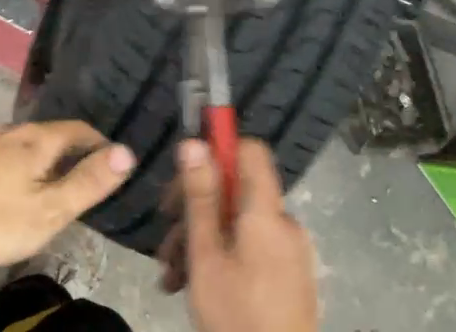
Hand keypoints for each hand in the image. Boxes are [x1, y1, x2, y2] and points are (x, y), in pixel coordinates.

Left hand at [0, 121, 135, 266]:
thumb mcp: (50, 209)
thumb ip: (87, 182)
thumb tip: (126, 151)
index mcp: (37, 140)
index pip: (80, 130)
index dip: (103, 146)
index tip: (119, 169)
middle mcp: (15, 133)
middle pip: (57, 135)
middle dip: (80, 153)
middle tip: (100, 182)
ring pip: (35, 146)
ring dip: (55, 161)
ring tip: (70, 189)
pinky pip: (17, 156)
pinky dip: (34, 168)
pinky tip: (31, 190)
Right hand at [156, 138, 317, 331]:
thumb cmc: (236, 313)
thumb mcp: (205, 254)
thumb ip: (200, 196)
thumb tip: (195, 142)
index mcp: (267, 214)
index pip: (251, 151)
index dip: (219, 147)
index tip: (187, 168)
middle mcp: (285, 226)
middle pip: (236, 192)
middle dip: (195, 208)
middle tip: (166, 235)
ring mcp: (290, 254)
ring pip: (236, 225)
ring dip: (200, 240)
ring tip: (172, 273)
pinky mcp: (288, 277)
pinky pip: (250, 249)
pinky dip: (221, 257)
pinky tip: (192, 283)